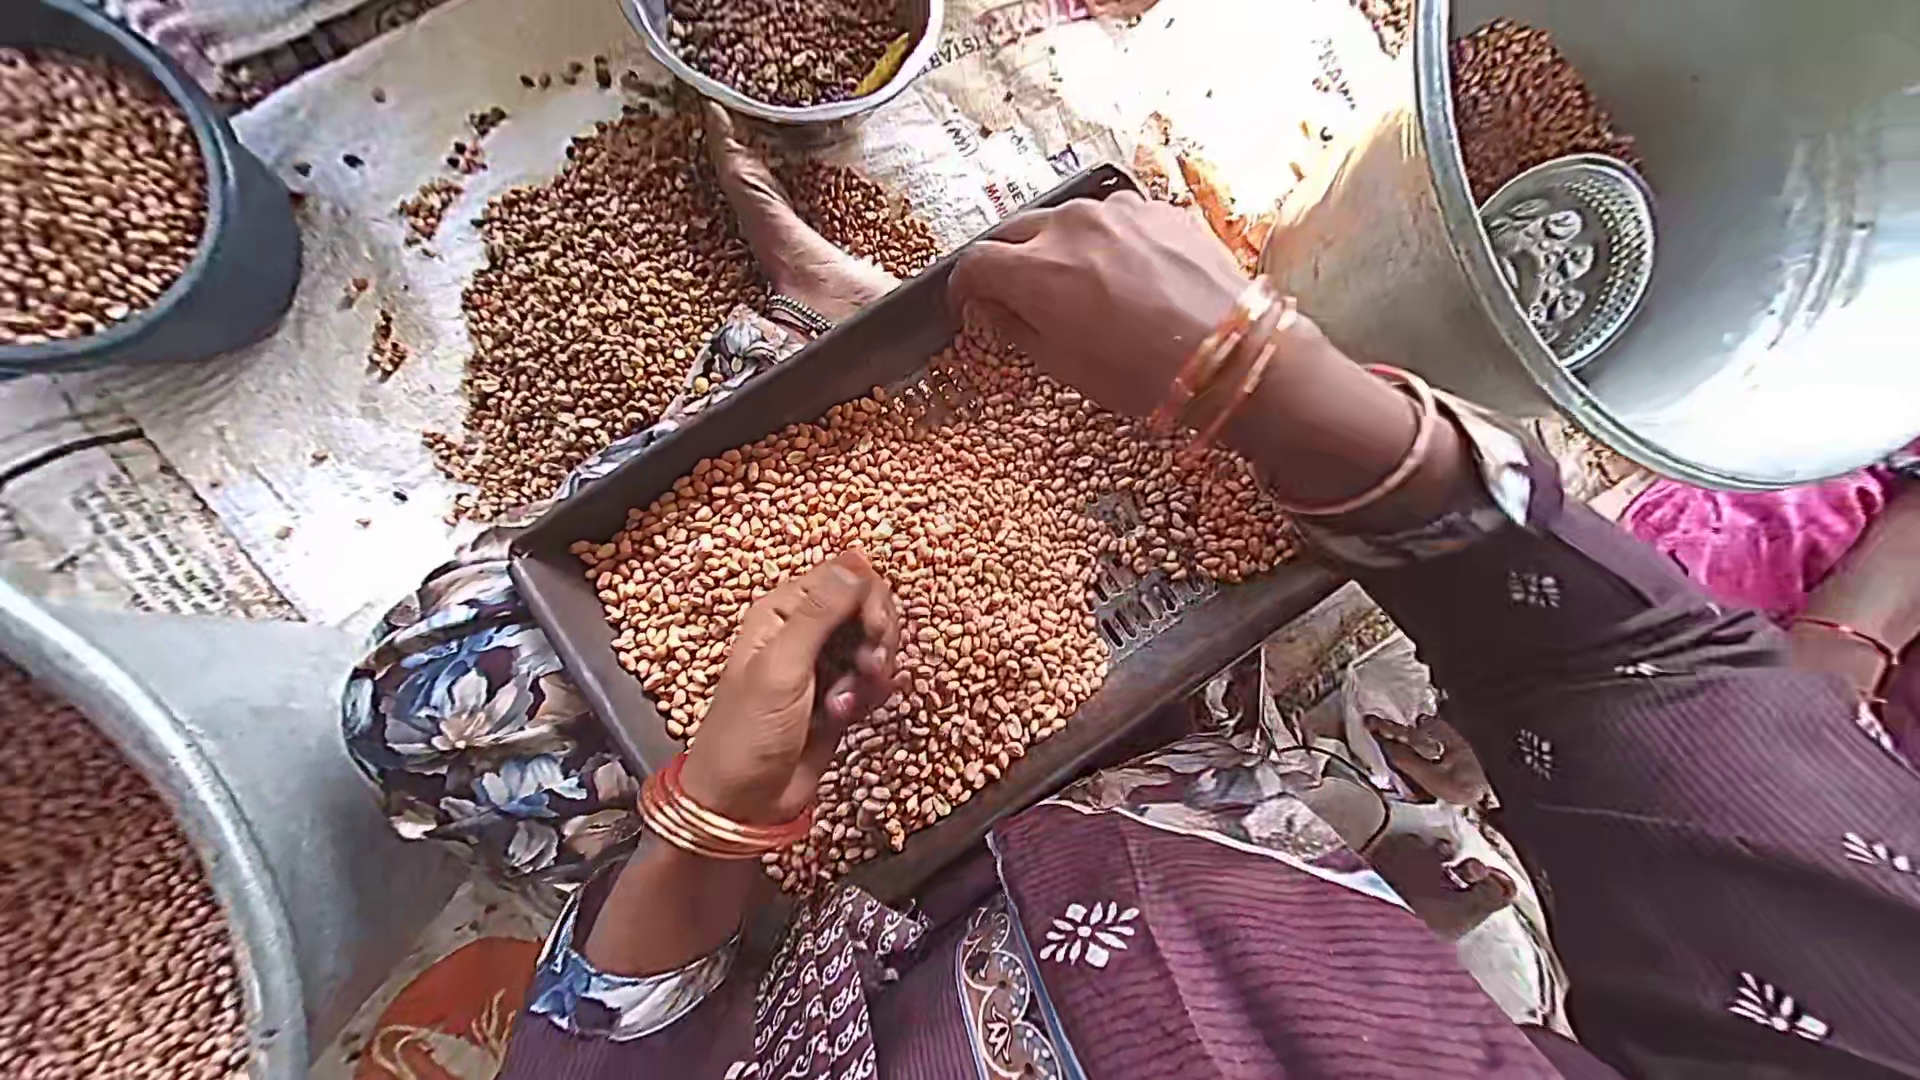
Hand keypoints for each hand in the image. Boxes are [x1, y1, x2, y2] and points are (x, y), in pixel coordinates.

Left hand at [678, 550, 900, 825]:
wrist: (743, 805)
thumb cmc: (749, 732)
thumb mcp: (782, 667)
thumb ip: (820, 612)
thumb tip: (856, 560)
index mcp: (785, 609)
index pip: (846, 576)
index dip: (869, 599)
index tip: (876, 633)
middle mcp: (808, 627)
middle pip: (869, 606)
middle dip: (878, 637)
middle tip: (869, 670)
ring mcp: (826, 660)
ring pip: (877, 642)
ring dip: (873, 672)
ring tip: (846, 704)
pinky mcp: (841, 690)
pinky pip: (874, 676)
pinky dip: (869, 695)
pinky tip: (846, 716)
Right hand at [949, 191, 1245, 417]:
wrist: (1228, 355)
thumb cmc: (1139, 374)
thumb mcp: (1062, 365)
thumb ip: (1015, 327)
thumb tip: (990, 307)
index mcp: (1037, 271)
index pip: (975, 263)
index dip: (963, 286)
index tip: (967, 303)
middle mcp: (1070, 226)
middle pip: (1013, 233)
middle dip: (1004, 263)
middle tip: (1012, 295)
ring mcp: (1116, 211)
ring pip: (1061, 220)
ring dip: (1052, 248)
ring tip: (1072, 285)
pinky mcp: (1155, 208)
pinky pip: (1109, 217)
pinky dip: (1097, 241)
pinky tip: (1117, 273)